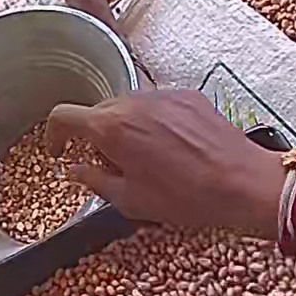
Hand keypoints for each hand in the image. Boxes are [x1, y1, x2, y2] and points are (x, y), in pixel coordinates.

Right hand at [46, 90, 281, 232]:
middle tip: (110, 166)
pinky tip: (170, 147)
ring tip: (145, 158)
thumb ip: (95, 181)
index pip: (64, 116)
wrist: (242, 183)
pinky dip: (152, 122)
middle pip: (98, 111)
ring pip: (128, 106)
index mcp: (111, 128)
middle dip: (96, 137)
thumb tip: (76, 171)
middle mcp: (133, 102)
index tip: (58, 150)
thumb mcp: (131, 200)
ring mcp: (162, 95)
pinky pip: (156, 105)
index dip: (53, 135)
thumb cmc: (187, 198)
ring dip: (125, 128)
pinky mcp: (187, 95)